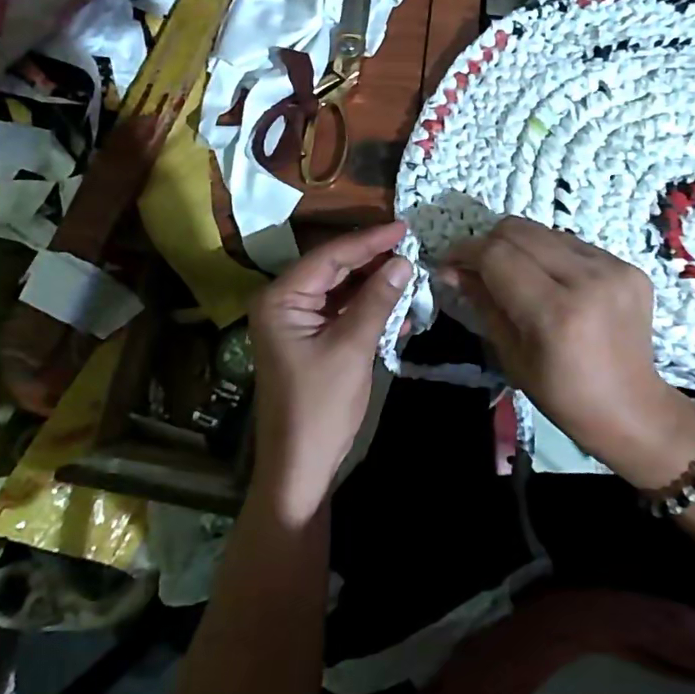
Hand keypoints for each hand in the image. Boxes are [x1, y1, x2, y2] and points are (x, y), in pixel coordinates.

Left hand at [248, 221, 411, 522]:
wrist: (299, 466)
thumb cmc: (320, 406)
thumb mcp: (352, 348)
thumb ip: (377, 301)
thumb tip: (403, 263)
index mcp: (281, 298)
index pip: (330, 257)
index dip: (369, 241)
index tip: (403, 227)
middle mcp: (283, 303)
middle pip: (334, 270)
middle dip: (373, 262)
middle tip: (411, 248)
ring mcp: (295, 323)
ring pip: (341, 292)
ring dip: (375, 288)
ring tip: (412, 277)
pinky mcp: (309, 341)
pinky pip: (341, 315)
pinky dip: (368, 313)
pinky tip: (400, 315)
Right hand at [442, 217, 694, 489]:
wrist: (632, 407)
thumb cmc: (562, 394)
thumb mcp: (511, 354)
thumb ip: (482, 302)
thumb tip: (452, 268)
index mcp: (555, 312)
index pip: (497, 255)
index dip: (466, 252)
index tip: (450, 262)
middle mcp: (587, 280)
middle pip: (520, 231)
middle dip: (489, 242)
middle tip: (478, 266)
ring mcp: (614, 269)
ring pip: (546, 231)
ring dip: (521, 246)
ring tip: (516, 274)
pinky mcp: (629, 267)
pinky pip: (574, 244)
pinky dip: (552, 255)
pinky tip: (554, 282)